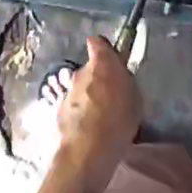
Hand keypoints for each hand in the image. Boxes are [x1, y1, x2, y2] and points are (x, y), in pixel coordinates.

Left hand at [54, 37, 141, 191]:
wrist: (87, 149)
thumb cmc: (118, 119)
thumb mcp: (134, 98)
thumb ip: (124, 82)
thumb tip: (119, 78)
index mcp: (102, 63)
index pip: (97, 42)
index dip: (103, 49)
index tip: (109, 59)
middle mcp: (80, 72)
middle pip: (89, 70)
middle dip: (97, 80)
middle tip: (109, 97)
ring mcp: (67, 91)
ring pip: (80, 90)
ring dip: (87, 99)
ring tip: (99, 119)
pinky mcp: (57, 111)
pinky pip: (72, 107)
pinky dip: (79, 114)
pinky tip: (88, 131)